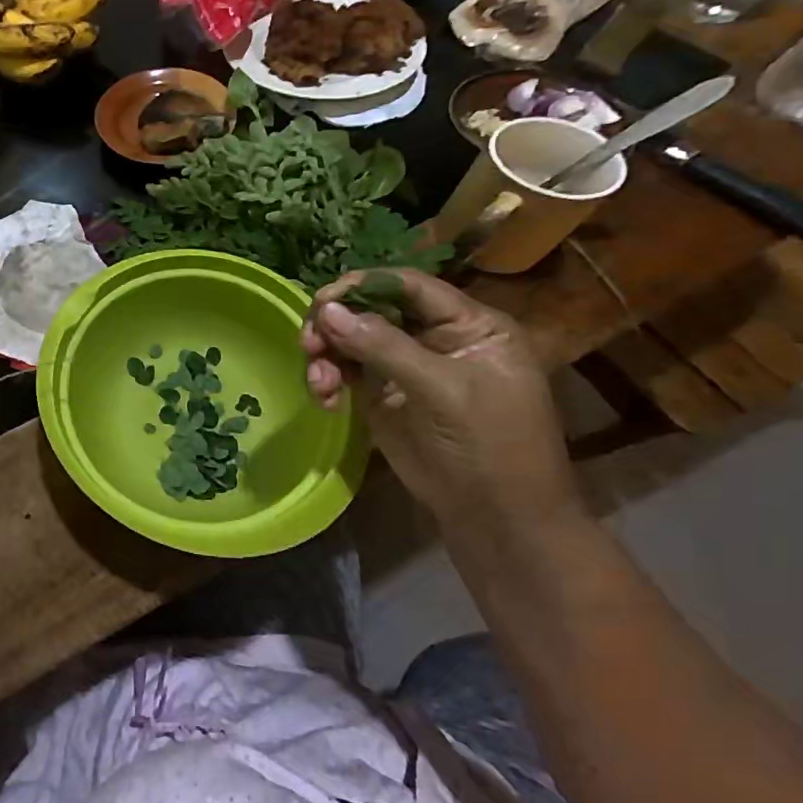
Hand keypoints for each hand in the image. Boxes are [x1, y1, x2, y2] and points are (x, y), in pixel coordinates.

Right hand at [301, 269, 581, 528]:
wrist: (494, 516)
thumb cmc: (489, 445)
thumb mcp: (441, 389)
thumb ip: (384, 346)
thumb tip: (326, 309)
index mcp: (468, 324)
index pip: (408, 286)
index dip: (362, 286)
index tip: (321, 302)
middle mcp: (434, 336)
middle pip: (371, 308)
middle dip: (335, 324)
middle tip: (308, 345)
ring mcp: (405, 364)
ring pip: (351, 338)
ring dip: (327, 354)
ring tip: (319, 383)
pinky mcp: (382, 392)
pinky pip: (344, 369)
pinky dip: (328, 378)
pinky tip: (324, 400)